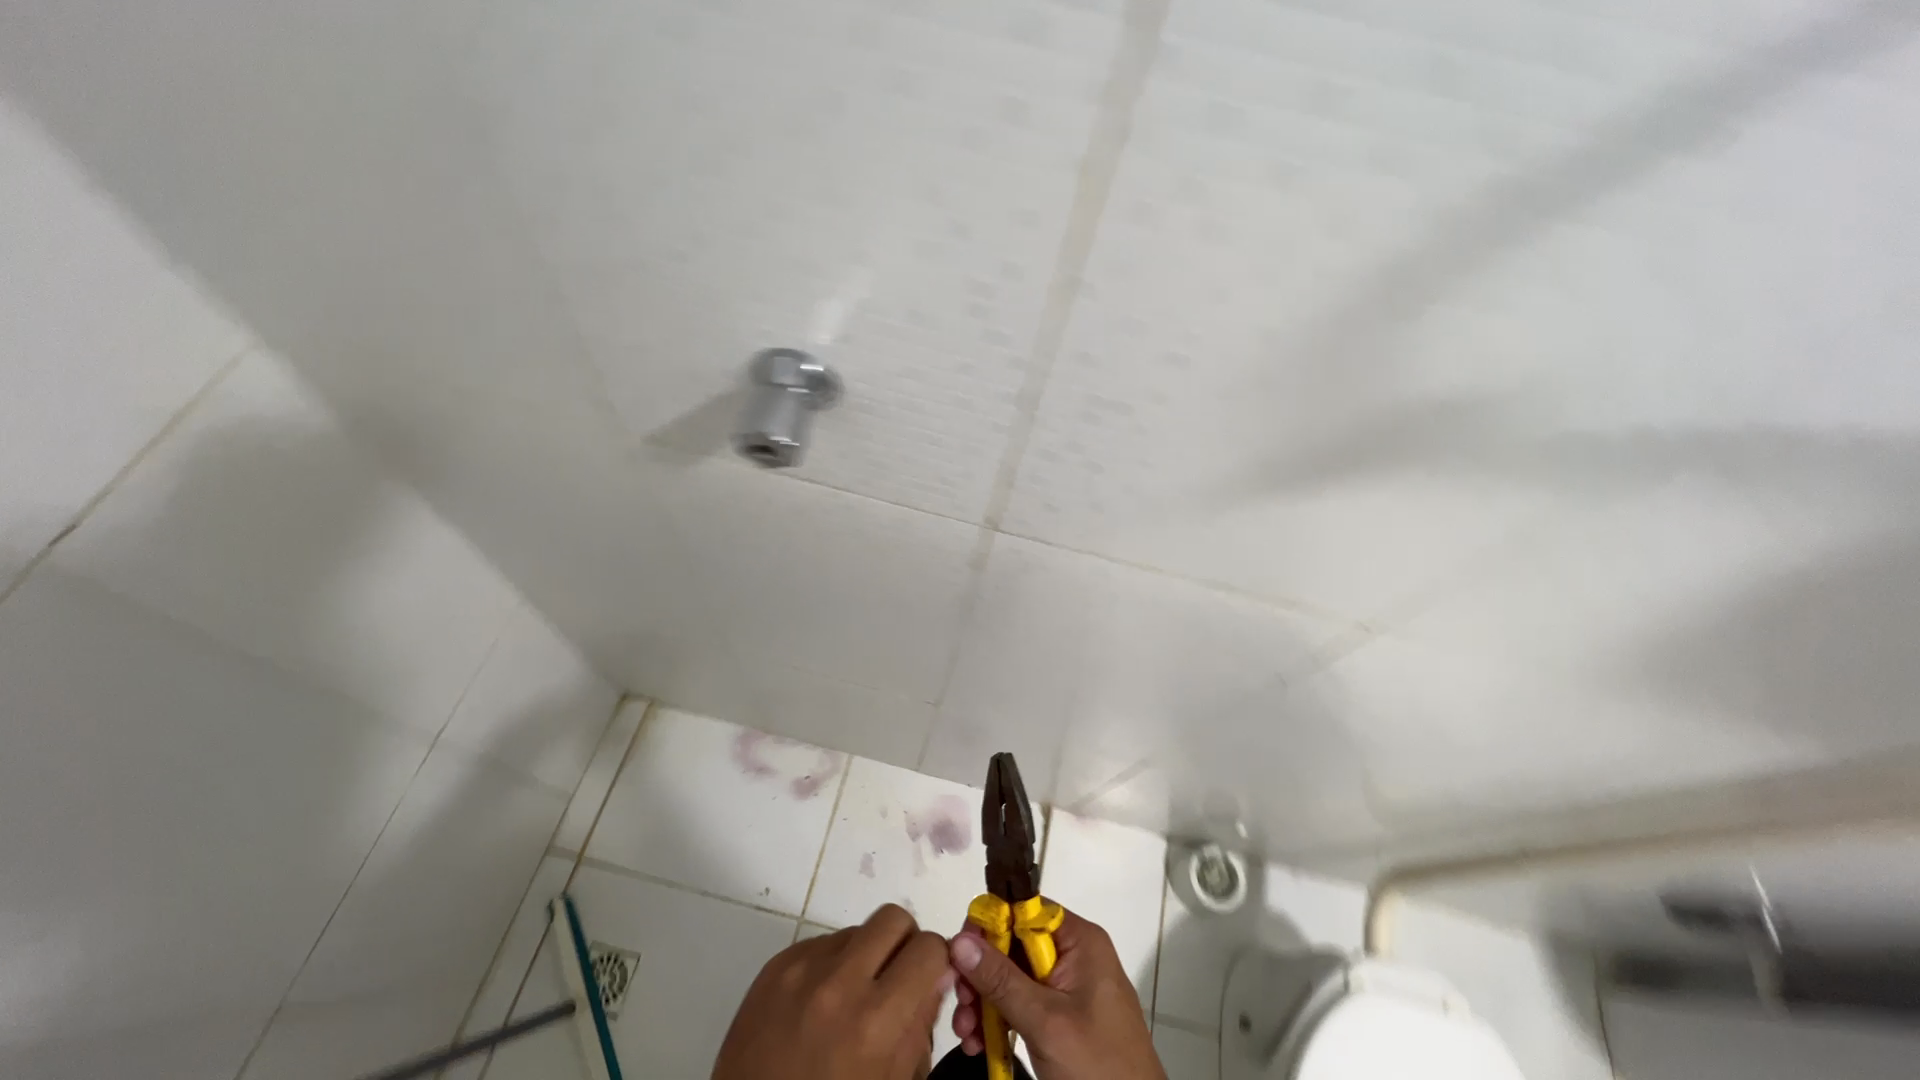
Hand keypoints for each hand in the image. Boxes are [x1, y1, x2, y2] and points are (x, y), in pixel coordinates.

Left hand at [714, 903, 953, 1079]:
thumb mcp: (891, 1079)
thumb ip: (919, 1025)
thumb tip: (938, 974)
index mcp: (875, 1020)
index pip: (929, 949)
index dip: (935, 962)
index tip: (927, 980)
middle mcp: (838, 981)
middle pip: (893, 918)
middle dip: (903, 943)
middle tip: (895, 978)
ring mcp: (801, 968)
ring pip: (856, 930)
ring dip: (865, 955)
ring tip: (851, 998)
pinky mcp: (774, 965)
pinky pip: (821, 943)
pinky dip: (831, 964)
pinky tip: (820, 1003)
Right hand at [948, 907, 1164, 1079]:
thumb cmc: (1096, 1063)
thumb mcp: (1044, 1020)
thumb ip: (1001, 979)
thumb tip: (960, 938)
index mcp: (1079, 941)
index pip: (1026, 910)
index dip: (990, 925)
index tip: (959, 952)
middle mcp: (1073, 955)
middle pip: (1013, 945)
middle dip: (981, 975)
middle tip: (959, 1002)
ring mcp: (1066, 987)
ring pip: (1011, 977)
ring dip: (984, 1002)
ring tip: (965, 1034)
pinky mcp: (1060, 1016)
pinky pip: (1021, 1003)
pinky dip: (997, 1020)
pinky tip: (978, 1043)